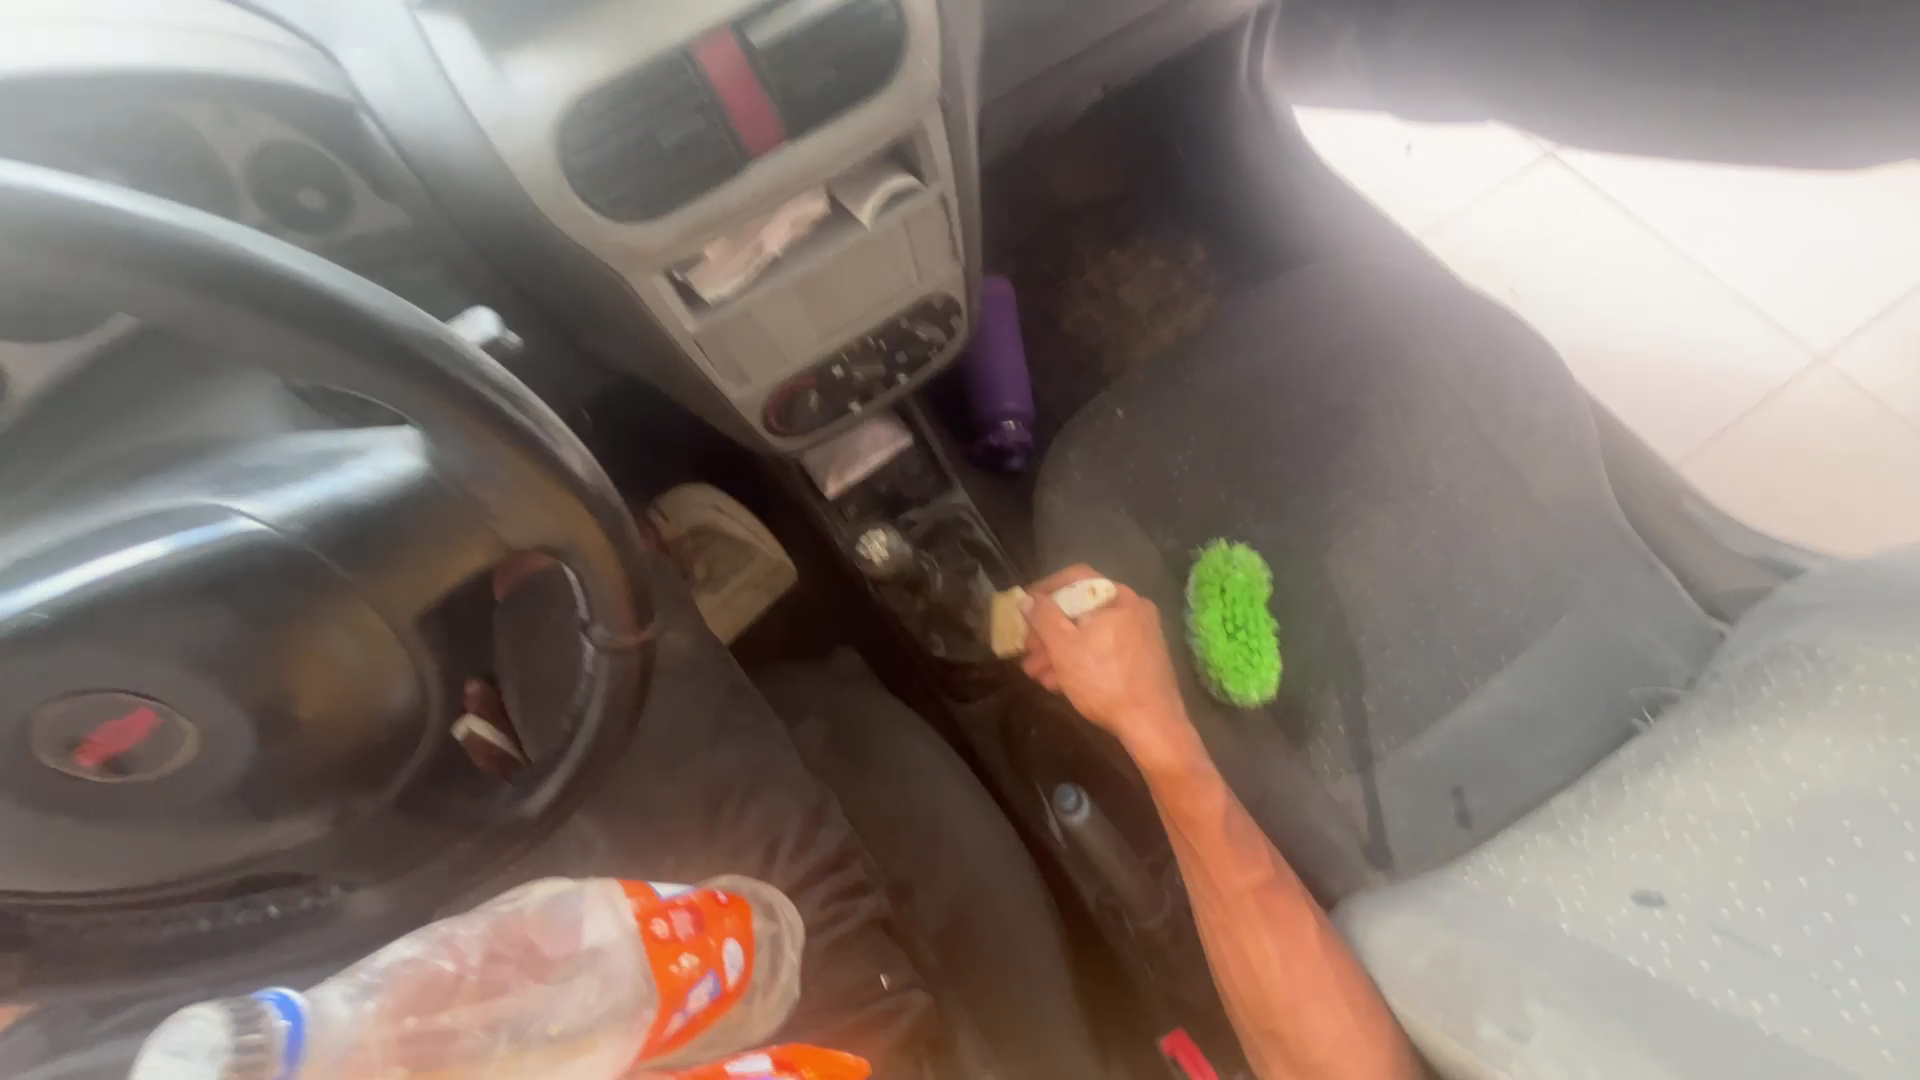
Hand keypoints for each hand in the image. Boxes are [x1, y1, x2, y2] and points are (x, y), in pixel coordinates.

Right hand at [1020, 566, 1203, 772]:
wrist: (1153, 725)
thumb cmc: (1104, 680)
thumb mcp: (1064, 647)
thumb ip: (1043, 617)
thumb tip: (1027, 598)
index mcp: (1117, 597)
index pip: (1074, 577)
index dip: (1043, 589)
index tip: (1023, 608)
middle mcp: (1133, 608)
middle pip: (1081, 608)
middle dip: (1048, 631)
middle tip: (1027, 650)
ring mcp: (1141, 634)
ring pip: (1091, 632)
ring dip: (1060, 650)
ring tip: (1036, 674)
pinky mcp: (1143, 658)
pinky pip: (1105, 648)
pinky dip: (1082, 660)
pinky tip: (1060, 683)